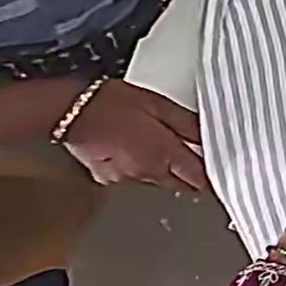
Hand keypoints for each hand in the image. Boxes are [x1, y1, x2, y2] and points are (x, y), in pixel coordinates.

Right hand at [62, 81, 209, 192]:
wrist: (66, 108)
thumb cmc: (112, 102)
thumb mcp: (160, 106)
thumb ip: (189, 125)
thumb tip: (210, 137)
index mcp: (165, 155)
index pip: (200, 179)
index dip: (212, 175)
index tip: (220, 168)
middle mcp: (148, 173)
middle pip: (182, 184)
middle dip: (191, 173)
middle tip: (191, 152)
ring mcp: (126, 178)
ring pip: (159, 180)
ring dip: (164, 168)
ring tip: (156, 142)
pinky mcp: (108, 178)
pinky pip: (134, 176)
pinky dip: (139, 166)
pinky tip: (133, 148)